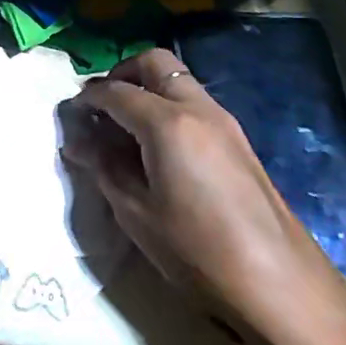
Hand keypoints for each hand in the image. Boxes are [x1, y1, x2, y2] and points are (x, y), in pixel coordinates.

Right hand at [62, 49, 345, 334]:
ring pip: (179, 81)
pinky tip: (156, 146)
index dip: (88, 97)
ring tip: (125, 128)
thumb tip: (78, 141)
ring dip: (148, 89)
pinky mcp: (238, 140)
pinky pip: (195, 103)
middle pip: (155, 63)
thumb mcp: (136, 213)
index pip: (117, 92)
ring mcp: (224, 121)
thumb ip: (105, 168)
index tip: (70, 111)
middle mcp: (198, 108)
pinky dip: (169, 107)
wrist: (275, 280)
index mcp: (168, 123)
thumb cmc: (195, 249)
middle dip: (122, 73)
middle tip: (101, 105)